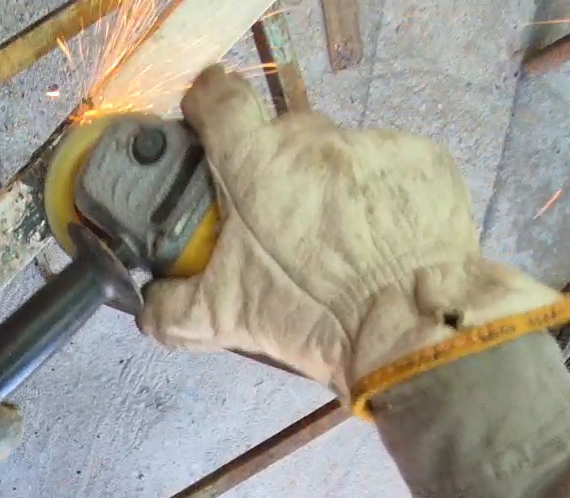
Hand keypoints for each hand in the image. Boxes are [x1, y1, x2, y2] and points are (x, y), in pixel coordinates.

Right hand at [139, 66, 569, 415]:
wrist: (404, 324)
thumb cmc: (304, 312)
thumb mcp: (222, 318)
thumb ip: (169, 309)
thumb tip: (147, 303)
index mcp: (257, 165)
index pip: (220, 100)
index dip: (206, 105)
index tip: (204, 121)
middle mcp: (315, 140)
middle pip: (279, 136)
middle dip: (268, 170)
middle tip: (267, 221)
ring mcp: (374, 146)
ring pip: (333, 155)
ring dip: (321, 187)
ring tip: (327, 241)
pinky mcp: (422, 160)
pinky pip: (383, 168)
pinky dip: (371, 197)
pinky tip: (370, 238)